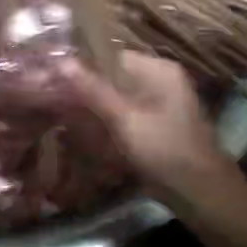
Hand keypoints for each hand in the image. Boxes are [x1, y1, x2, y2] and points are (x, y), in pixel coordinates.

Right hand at [61, 51, 232, 205]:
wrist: (199, 191)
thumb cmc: (165, 149)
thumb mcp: (125, 118)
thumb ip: (92, 90)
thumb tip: (60, 62)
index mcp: (158, 70)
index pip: (108, 55)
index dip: (78, 64)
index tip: (48, 75)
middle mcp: (157, 80)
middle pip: (109, 75)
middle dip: (80, 85)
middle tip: (47, 94)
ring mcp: (155, 102)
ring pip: (111, 95)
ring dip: (87, 103)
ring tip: (56, 109)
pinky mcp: (150, 123)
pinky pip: (118, 112)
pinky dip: (99, 117)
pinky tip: (76, 126)